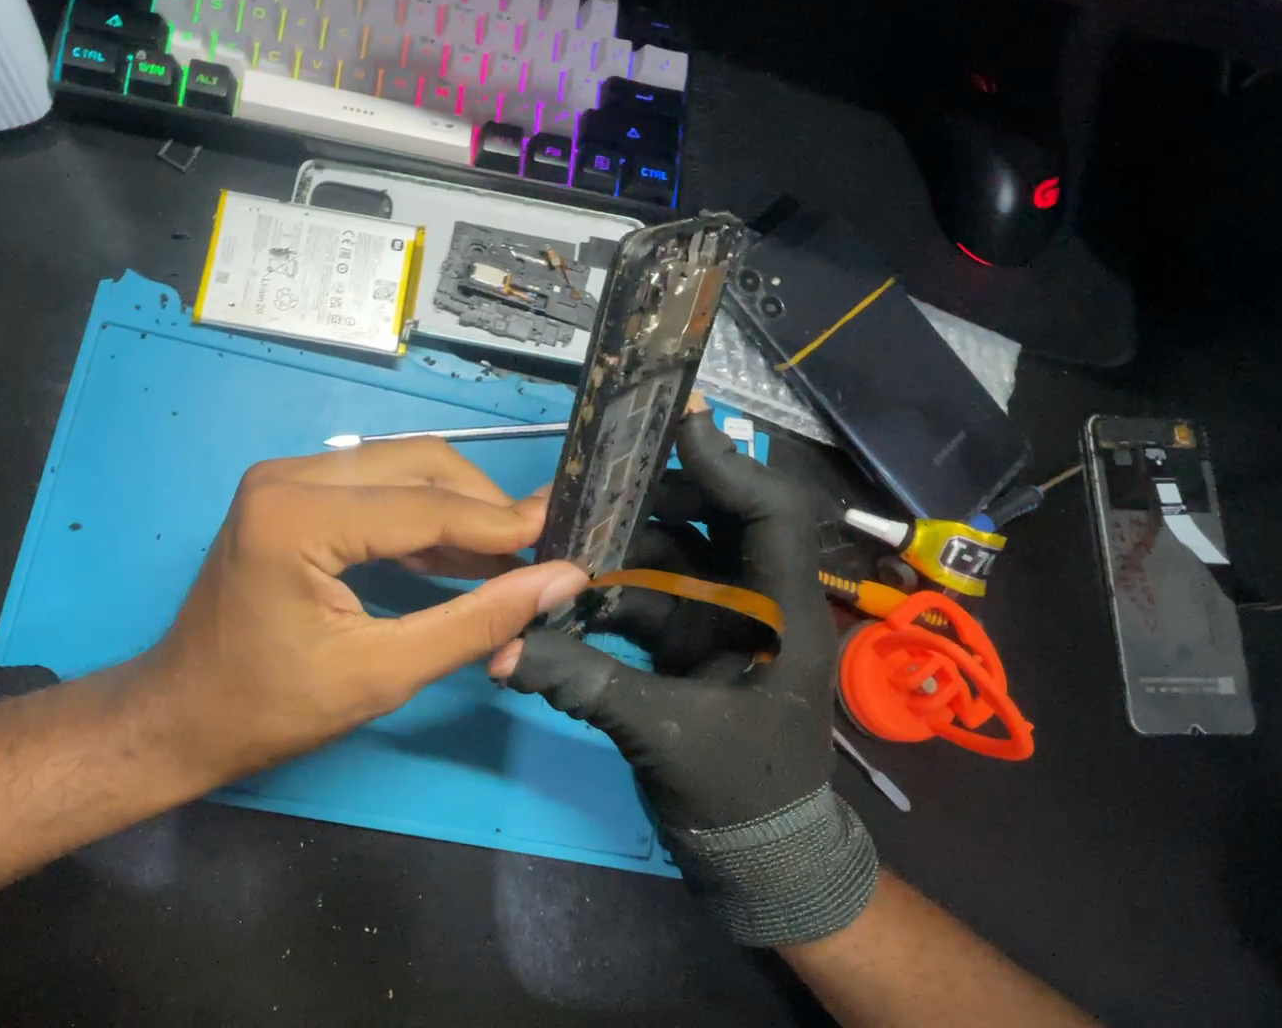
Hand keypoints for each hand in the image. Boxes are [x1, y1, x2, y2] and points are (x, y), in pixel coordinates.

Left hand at [127, 439, 587, 791]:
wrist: (181, 716)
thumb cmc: (270, 708)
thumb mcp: (382, 672)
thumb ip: (475, 622)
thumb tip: (559, 582)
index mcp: (298, 516)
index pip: (424, 506)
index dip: (501, 526)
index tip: (563, 544)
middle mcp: (289, 476)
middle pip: (417, 466)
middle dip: (484, 508)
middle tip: (539, 553)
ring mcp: (285, 480)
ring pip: (400, 470)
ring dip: (458, 512)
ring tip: (511, 560)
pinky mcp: (290, 496)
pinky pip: (374, 491)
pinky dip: (422, 522)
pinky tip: (463, 558)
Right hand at [492, 399, 878, 946]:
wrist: (756, 855)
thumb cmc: (738, 789)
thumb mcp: (664, 732)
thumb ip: (583, 684)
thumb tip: (502, 653)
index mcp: (779, 612)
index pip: (770, 514)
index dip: (727, 466)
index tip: (677, 426)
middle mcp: (750, 604)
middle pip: (708, 524)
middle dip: (650, 499)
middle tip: (590, 478)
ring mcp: (716, 624)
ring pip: (666, 561)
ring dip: (613, 550)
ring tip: (559, 531)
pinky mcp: (685, 646)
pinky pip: (642, 601)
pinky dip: (603, 595)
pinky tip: (560, 591)